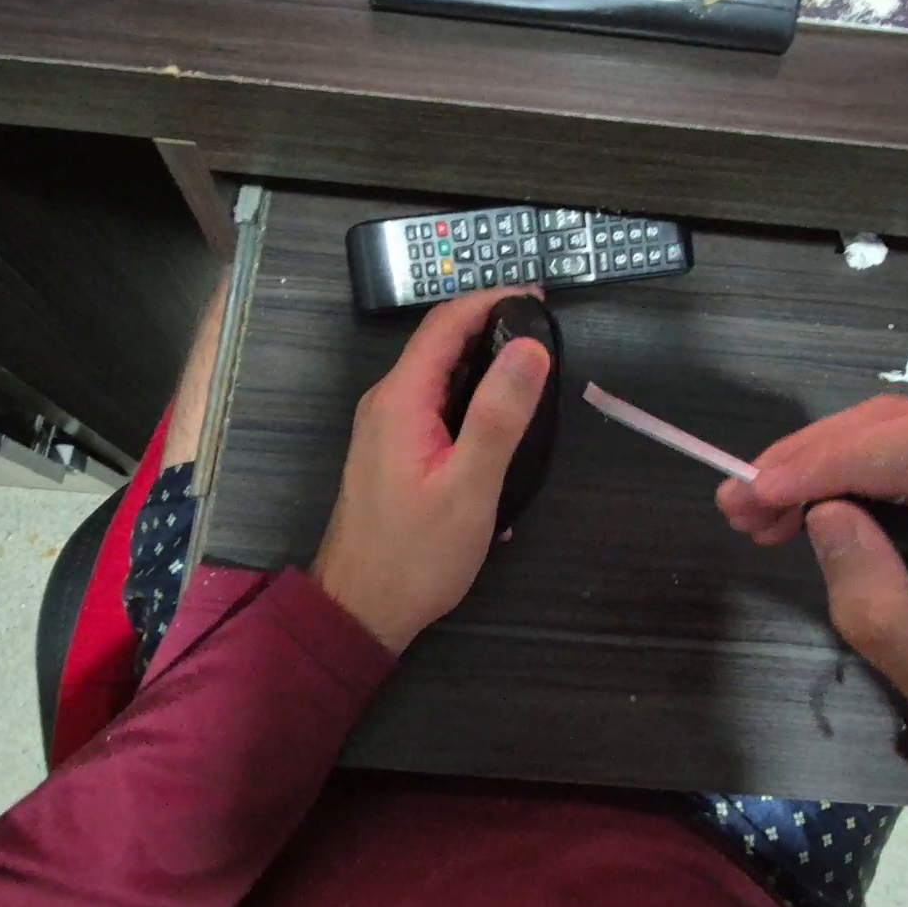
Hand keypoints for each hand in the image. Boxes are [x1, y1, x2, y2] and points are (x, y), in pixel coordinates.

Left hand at [311, 289, 550, 652]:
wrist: (361, 608)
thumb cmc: (417, 554)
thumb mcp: (469, 487)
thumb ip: (499, 415)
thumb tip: (531, 346)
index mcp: (401, 399)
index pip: (445, 323)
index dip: (492, 299)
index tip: (539, 298)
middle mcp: (386, 402)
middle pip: (440, 343)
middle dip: (491, 328)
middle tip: (546, 338)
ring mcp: (384, 427)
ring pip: (438, 375)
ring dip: (483, 365)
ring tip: (533, 376)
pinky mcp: (391, 450)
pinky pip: (433, 405)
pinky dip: (469, 398)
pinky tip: (500, 426)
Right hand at [715, 397, 907, 787]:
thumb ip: (871, 592)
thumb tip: (822, 513)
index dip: (835, 457)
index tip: (760, 489)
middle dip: (813, 457)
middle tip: (741, 501)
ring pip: (907, 430)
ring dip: (824, 461)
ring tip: (762, 508)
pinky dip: (853, 470)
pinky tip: (810, 501)